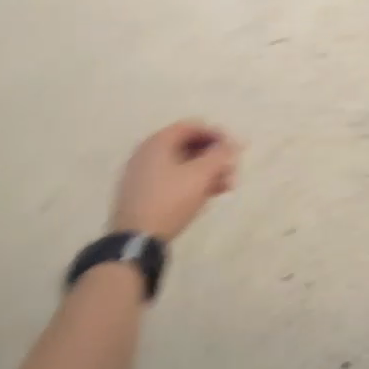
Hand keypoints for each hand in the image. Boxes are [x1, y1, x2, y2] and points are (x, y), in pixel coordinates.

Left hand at [109, 121, 240, 241]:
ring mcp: (142, 175)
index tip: (233, 150)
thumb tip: (234, 144)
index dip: (217, 135)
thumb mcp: (200, 175)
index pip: (193, 126)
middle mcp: (147, 153)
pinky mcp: (142, 195)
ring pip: (182, 165)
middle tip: (232, 172)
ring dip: (206, 173)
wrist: (135, 241)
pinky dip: (191, 184)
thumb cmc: (169, 200)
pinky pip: (172, 180)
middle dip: (214, 158)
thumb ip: (220, 155)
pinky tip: (206, 197)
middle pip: (188, 146)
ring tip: (225, 188)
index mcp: (158, 141)